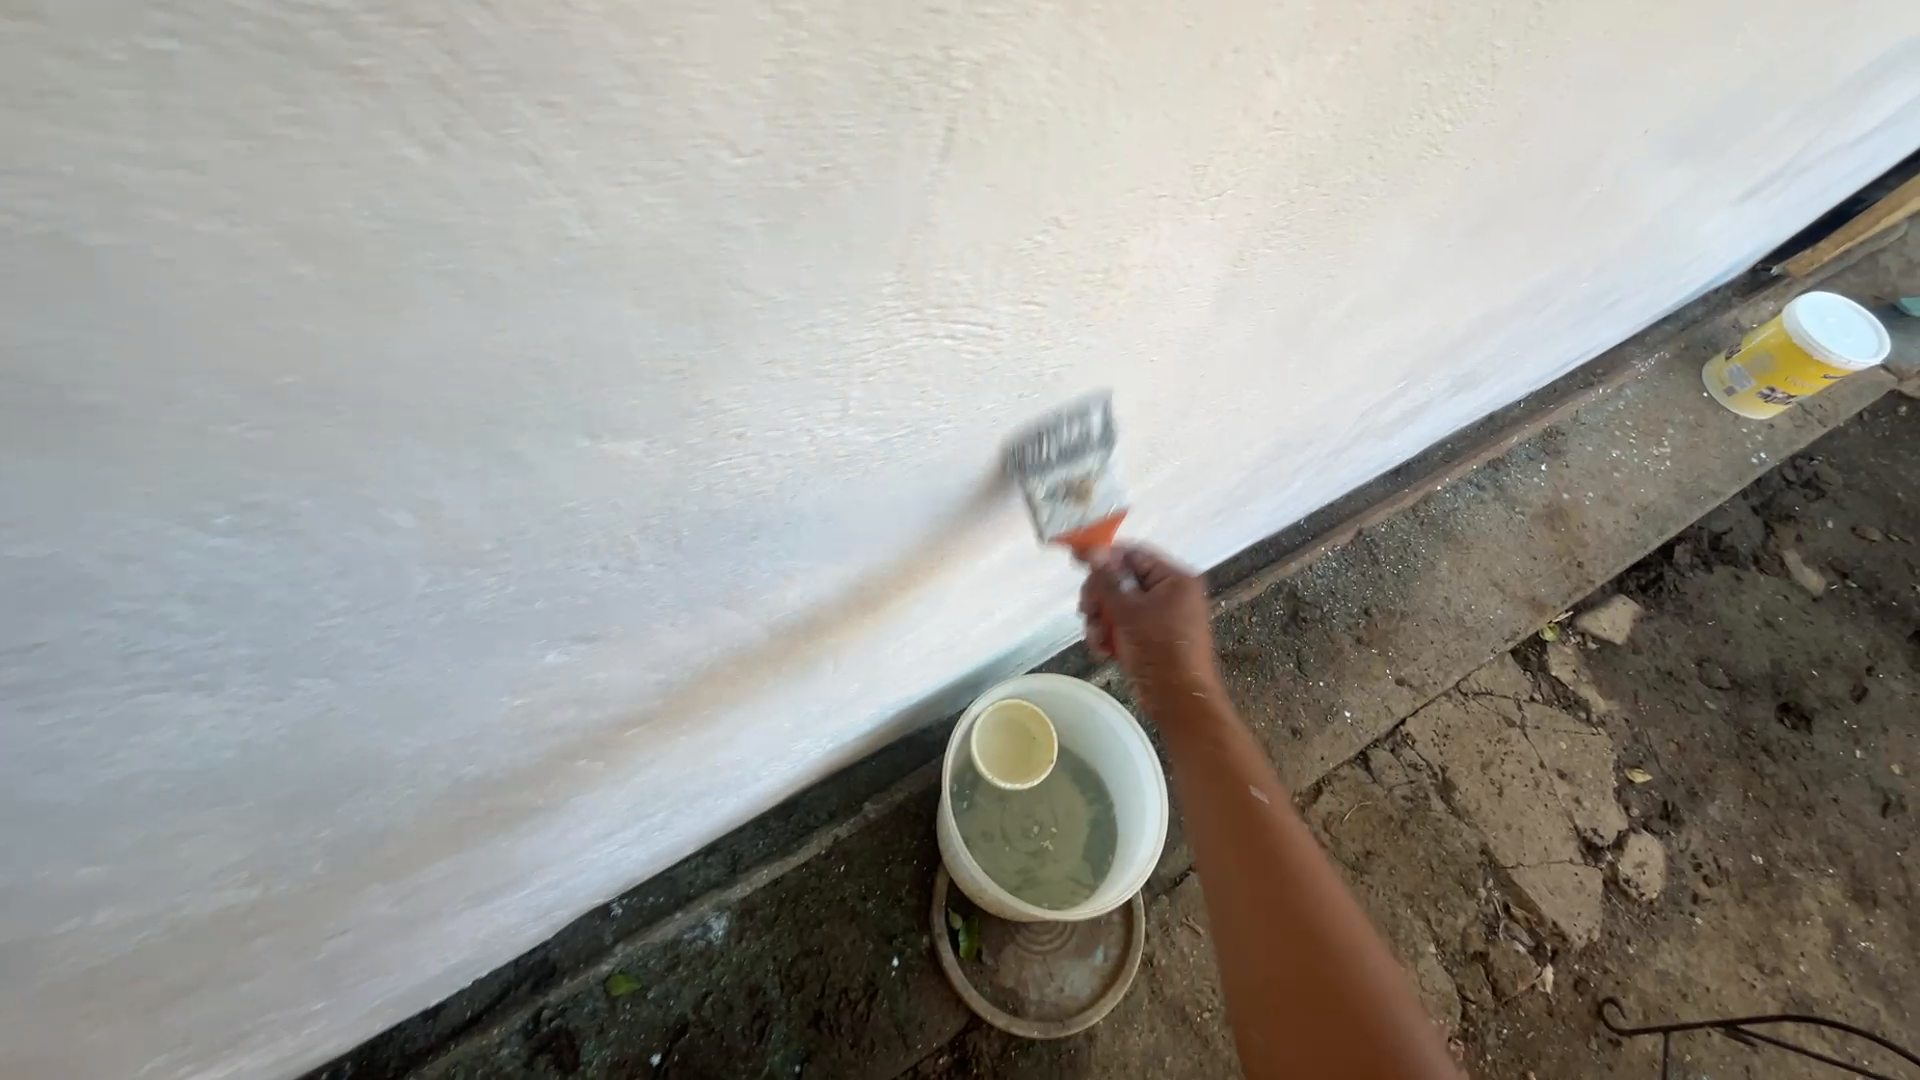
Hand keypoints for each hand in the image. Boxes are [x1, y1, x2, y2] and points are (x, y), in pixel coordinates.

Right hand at [1079, 545, 1225, 710]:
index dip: (1105, 558)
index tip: (1076, 562)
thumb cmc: (1159, 649)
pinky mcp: (1151, 638)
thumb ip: (1108, 580)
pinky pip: (1123, 626)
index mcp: (1174, 579)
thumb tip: (1094, 551)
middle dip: (1100, 598)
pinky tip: (1102, 650)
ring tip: (1096, 638)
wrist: (1178, 700)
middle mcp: (1170, 594)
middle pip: (1122, 581)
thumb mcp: (1129, 611)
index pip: (1133, 555)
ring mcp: (1161, 617)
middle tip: (1086, 610)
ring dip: (1100, 620)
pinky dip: (1110, 636)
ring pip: (1118, 606)